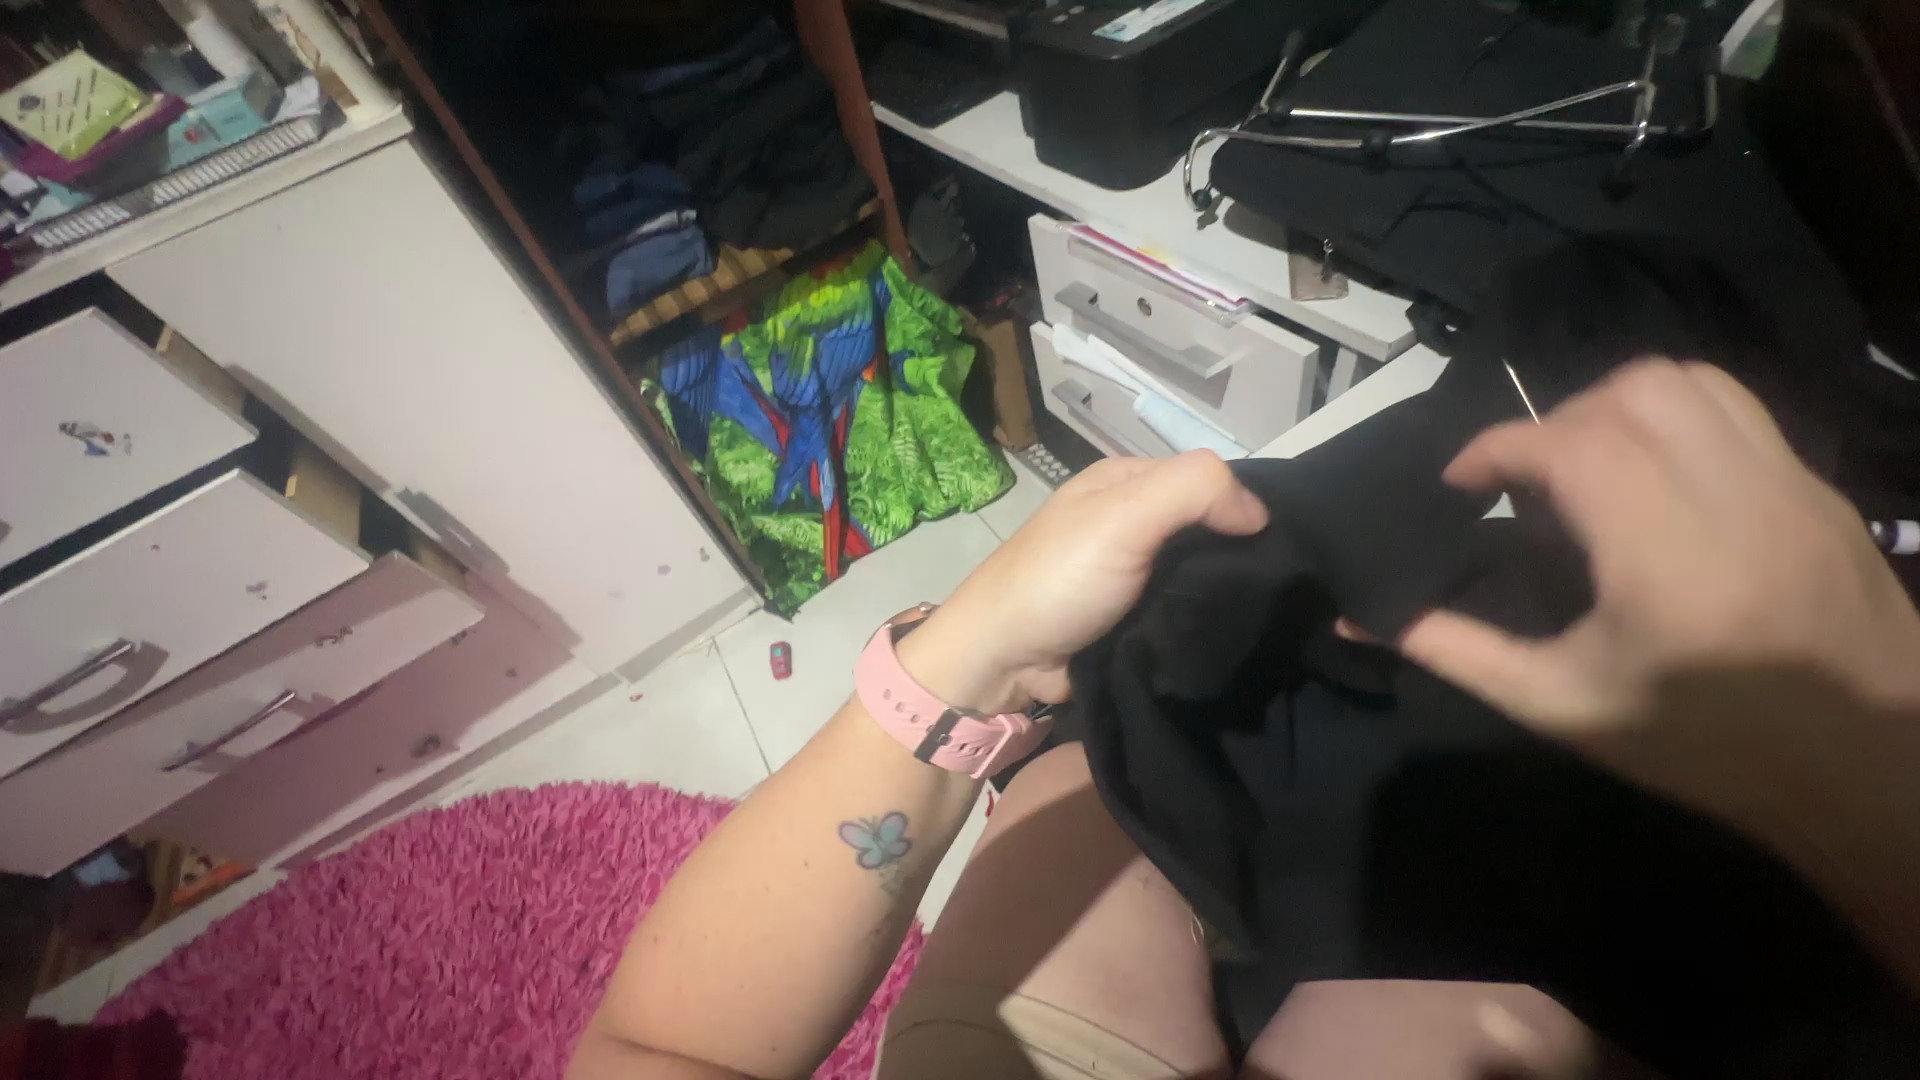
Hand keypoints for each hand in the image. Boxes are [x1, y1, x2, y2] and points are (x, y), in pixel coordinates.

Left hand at [898, 452, 1268, 712]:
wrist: (1004, 658)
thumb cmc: (1060, 577)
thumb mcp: (1122, 514)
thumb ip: (1193, 490)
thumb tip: (1259, 513)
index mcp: (1124, 483)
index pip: (1206, 480)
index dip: (1243, 505)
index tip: (1285, 547)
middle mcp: (1130, 520)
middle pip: (1206, 528)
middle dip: (1240, 554)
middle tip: (1285, 590)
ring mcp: (1131, 571)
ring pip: (1198, 573)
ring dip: (1224, 592)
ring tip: (1270, 616)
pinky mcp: (1132, 616)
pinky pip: (1182, 611)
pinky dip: (1203, 620)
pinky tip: (1235, 633)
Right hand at [1395, 359, 1919, 831]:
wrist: (1878, 776)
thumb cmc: (1700, 745)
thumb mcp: (1551, 702)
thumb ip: (1448, 648)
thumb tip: (1352, 619)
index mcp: (1669, 558)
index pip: (1573, 444)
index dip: (1495, 448)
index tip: (1459, 486)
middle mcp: (1740, 500)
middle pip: (1630, 393)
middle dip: (1548, 422)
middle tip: (1519, 482)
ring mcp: (1793, 485)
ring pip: (1688, 382)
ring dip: (1607, 407)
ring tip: (1576, 469)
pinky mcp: (1821, 489)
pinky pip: (1731, 407)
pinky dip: (1663, 416)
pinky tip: (1639, 478)